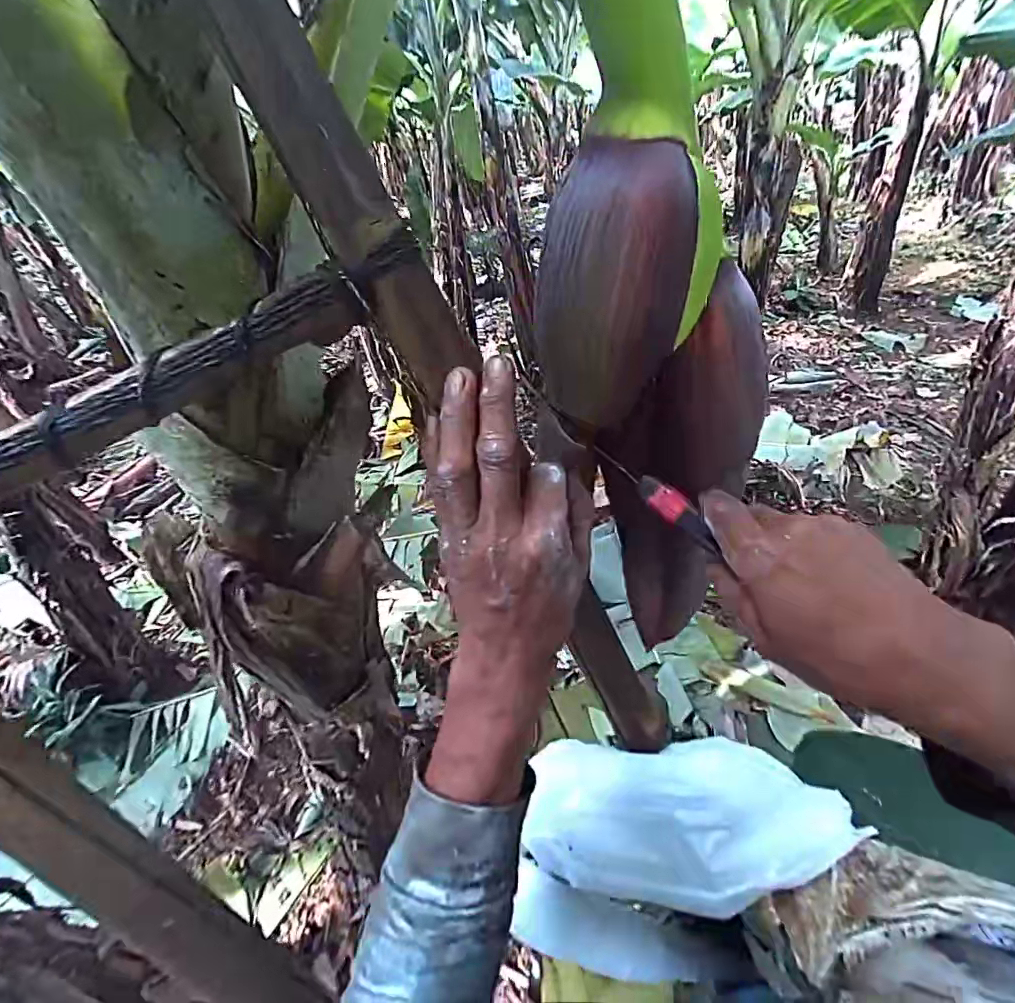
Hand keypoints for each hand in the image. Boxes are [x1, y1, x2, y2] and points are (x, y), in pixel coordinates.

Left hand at [424, 357, 592, 804]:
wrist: (500, 653)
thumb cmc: (548, 612)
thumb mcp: (579, 568)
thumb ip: (575, 513)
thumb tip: (568, 462)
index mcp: (544, 546)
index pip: (547, 480)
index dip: (550, 454)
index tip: (552, 436)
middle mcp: (502, 534)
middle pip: (497, 460)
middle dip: (496, 407)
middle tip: (496, 362)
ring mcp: (467, 533)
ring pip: (457, 468)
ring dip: (457, 417)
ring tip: (459, 375)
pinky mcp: (445, 536)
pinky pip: (437, 487)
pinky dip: (435, 448)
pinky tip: (436, 414)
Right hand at [701, 492, 1014, 799]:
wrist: (920, 652)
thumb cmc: (833, 659)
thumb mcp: (766, 640)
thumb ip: (731, 594)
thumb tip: (715, 563)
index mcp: (758, 556)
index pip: (719, 509)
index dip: (705, 511)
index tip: (701, 520)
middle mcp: (788, 528)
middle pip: (751, 517)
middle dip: (747, 539)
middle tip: (761, 580)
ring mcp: (824, 524)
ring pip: (785, 525)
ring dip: (783, 546)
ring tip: (807, 590)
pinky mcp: (854, 527)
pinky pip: (816, 531)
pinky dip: (813, 549)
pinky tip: (835, 585)